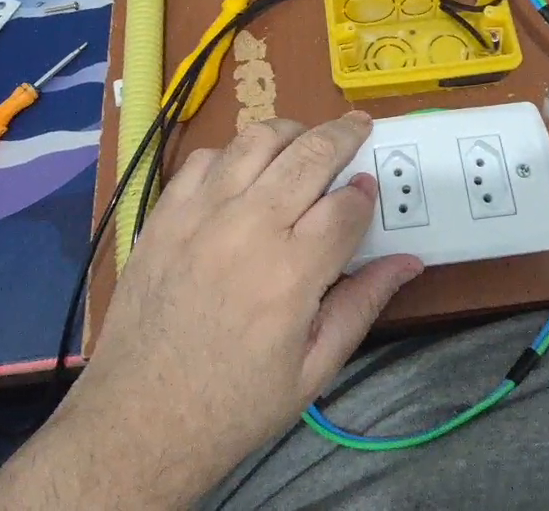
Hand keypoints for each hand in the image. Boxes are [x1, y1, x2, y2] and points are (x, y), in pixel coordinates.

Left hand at [52, 114, 422, 501]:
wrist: (139, 420)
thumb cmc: (235, 405)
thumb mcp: (314, 370)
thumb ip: (362, 304)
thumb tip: (409, 261)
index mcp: (290, 274)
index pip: (345, 206)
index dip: (364, 193)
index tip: (370, 190)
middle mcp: (246, 228)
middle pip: (308, 155)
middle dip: (342, 136)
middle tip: (358, 128)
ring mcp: (199, 214)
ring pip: (255, 140)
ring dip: (290, 133)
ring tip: (306, 140)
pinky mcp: (163, 214)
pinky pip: (205, 158)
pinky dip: (234, 153)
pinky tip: (246, 170)